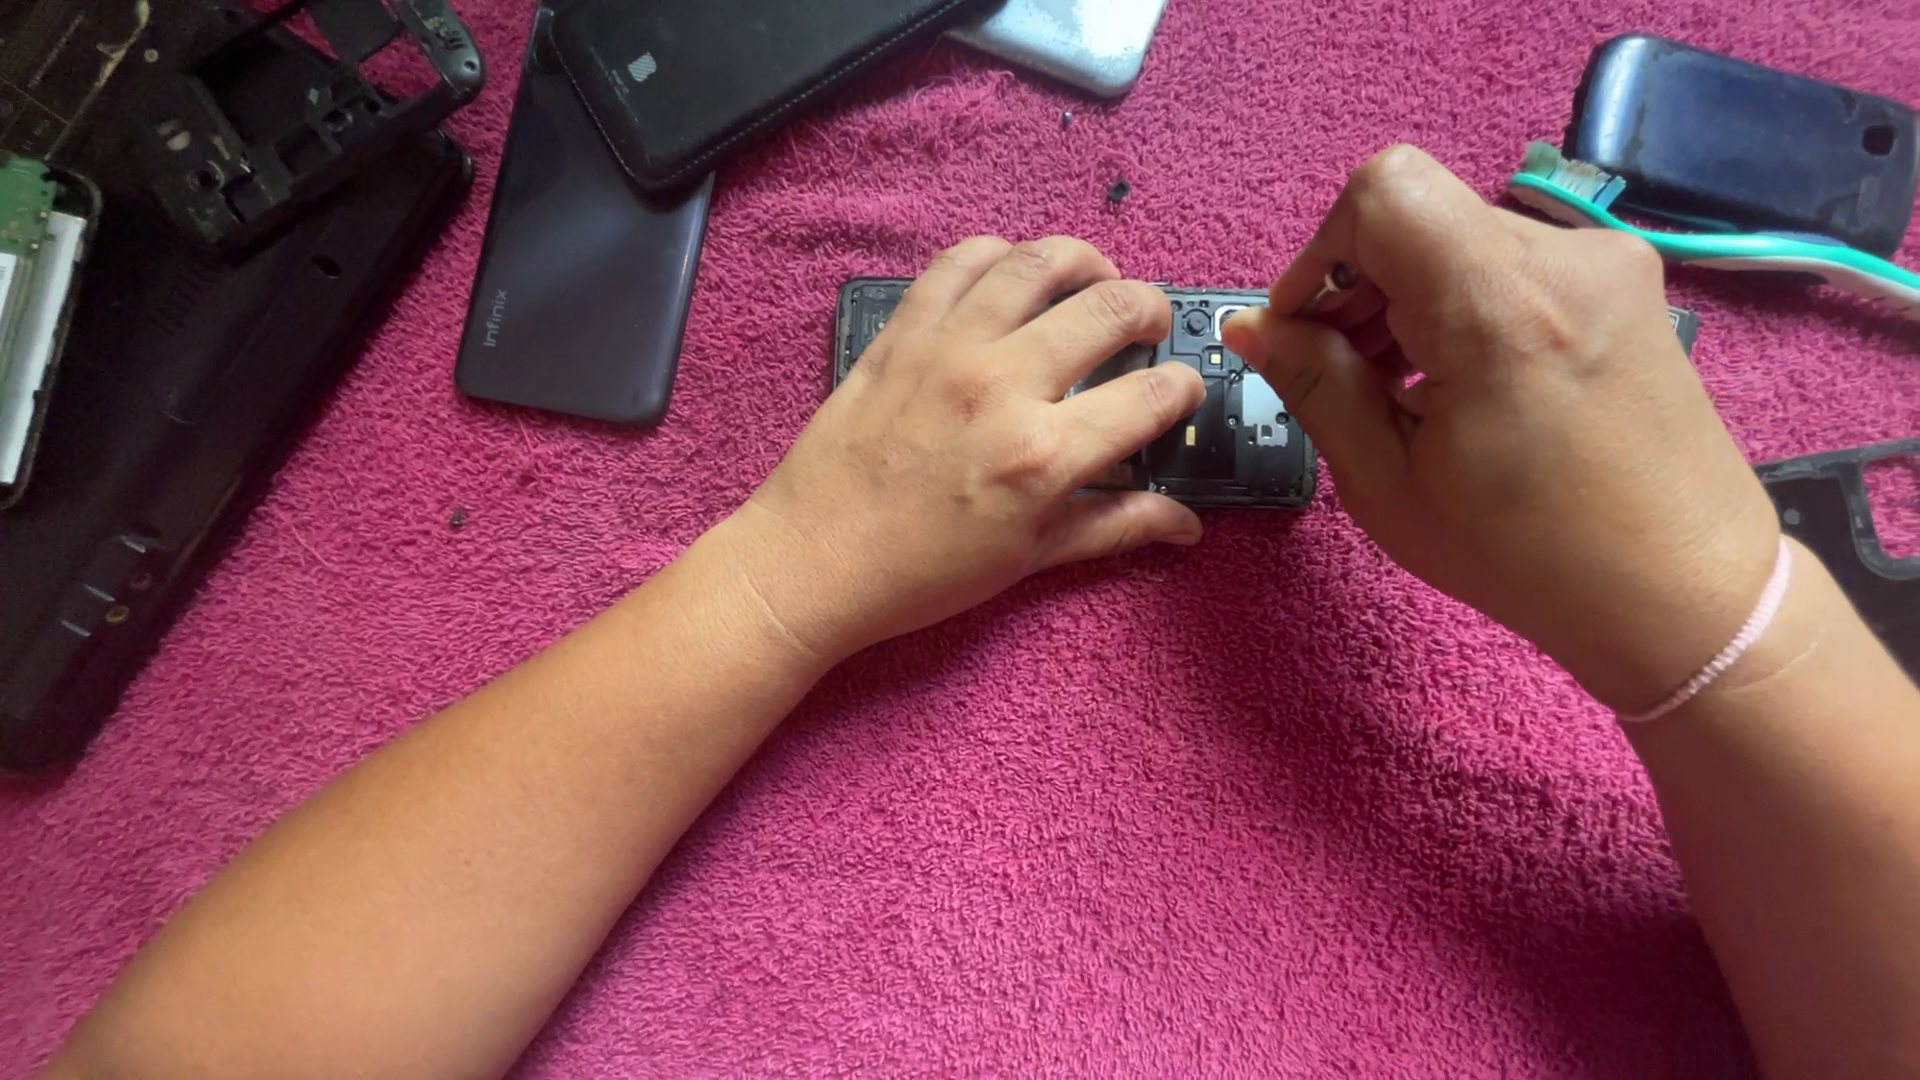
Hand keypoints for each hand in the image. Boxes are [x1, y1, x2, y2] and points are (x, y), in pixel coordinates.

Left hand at [729, 236, 1206, 662]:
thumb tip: (1186, 523)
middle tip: (1147, 328)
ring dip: (1085, 261)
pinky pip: (958, 263)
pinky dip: (998, 256)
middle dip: (1150, 310)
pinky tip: (1011, 275)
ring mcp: (947, 349)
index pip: (1152, 396)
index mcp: (1044, 454)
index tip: (1179, 393)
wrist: (814, 561)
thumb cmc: (922, 574)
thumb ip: (1113, 528)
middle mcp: (1003, 385)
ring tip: (1095, 280)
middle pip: (1110, 307)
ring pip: (1038, 263)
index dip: (1183, 388)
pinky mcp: (901, 333)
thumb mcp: (1028, 559)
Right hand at [1223, 146, 1780, 712]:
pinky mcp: (1615, 283)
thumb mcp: (1383, 481)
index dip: (1318, 256)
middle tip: (1334, 376)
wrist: (1675, 587)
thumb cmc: (1517, 551)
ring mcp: (1601, 264)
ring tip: (1387, 390)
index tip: (1300, 331)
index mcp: (1500, 310)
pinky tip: (1439, 381)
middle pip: (1412, 218)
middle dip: (1349, 288)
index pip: (1382, 196)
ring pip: (1450, 238)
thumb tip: (1247, 325)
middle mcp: (1564, 259)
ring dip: (1393, 301)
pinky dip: (1442, 306)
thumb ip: (1314, 384)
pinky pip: (1495, 262)